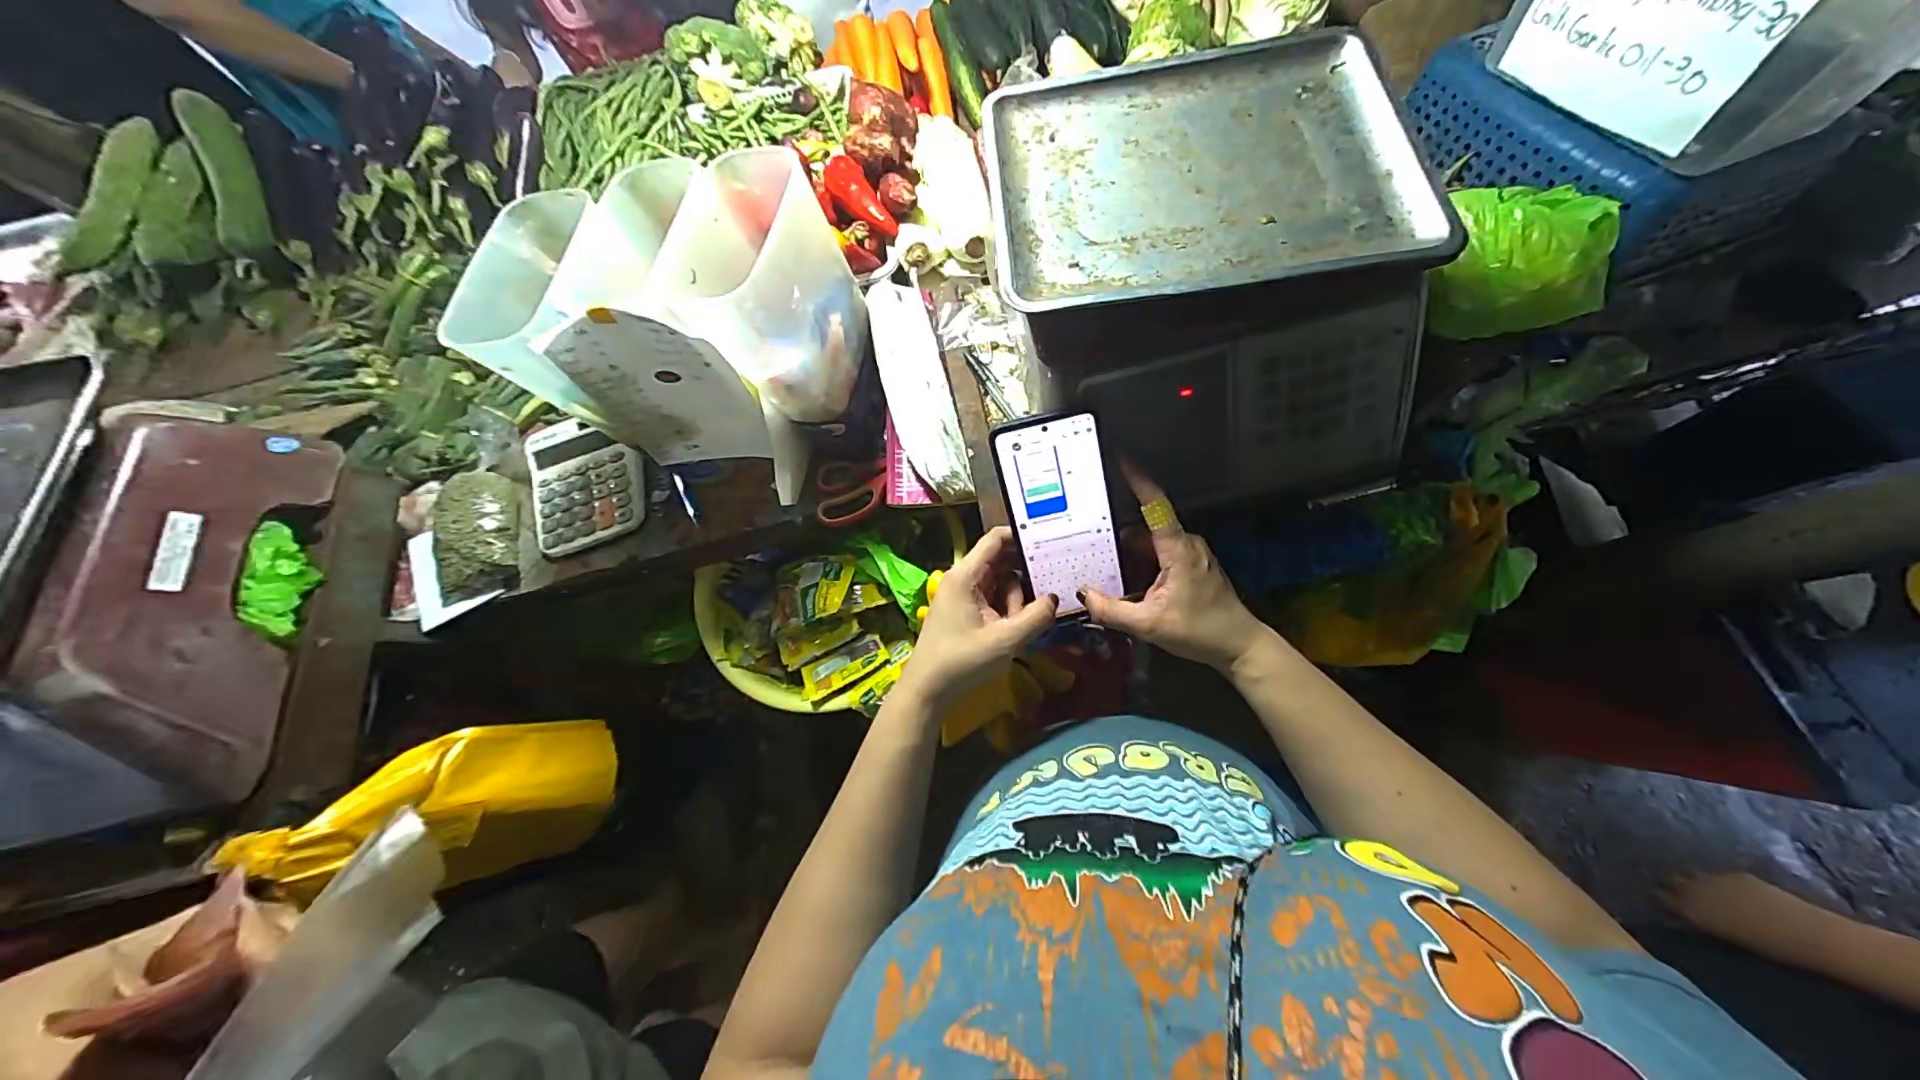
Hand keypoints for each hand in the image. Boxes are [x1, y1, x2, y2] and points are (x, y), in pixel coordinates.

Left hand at [899, 526, 1055, 705]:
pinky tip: (1015, 628)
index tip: (1049, 541)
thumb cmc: (961, 661)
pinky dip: (1006, 610)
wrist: (927, 690)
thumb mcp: (1005, 640)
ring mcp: (962, 595)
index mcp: (965, 576)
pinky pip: (992, 599)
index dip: (1021, 536)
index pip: (995, 539)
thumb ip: (1035, 617)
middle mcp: (962, 579)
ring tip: (1021, 625)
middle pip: (1001, 562)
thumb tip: (1055, 598)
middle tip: (1049, 588)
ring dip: (1015, 600)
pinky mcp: (965, 611)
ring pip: (1000, 583)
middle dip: (1024, 576)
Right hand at [1080, 463, 1270, 670]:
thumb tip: (1083, 595)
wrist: (1239, 645)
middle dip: (1117, 538)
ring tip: (1102, 569)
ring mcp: (1190, 554)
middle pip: (1144, 529)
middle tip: (1088, 542)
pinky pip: (1159, 555)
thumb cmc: (1200, 631)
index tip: (1120, 458)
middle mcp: (1185, 544)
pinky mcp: (1191, 566)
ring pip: (1150, 544)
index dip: (1137, 479)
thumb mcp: (1149, 625)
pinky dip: (1141, 565)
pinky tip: (1126, 583)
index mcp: (1178, 549)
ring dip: (1129, 556)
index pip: (1155, 505)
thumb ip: (1112, 610)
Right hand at [1661, 872, 1789, 936]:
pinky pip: (1717, 874)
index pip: (1662, 896)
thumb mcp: (1725, 937)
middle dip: (1672, 883)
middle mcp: (1696, 889)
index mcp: (1691, 909)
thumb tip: (1686, 912)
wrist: (1809, 934)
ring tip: (1697, 886)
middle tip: (1675, 890)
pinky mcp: (1738, 875)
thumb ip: (1701, 921)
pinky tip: (1724, 888)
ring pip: (1692, 873)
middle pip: (1673, 880)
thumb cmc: (1769, 947)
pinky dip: (1715, 880)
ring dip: (1692, 878)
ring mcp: (1717, 879)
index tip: (1660, 899)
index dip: (1661, 896)